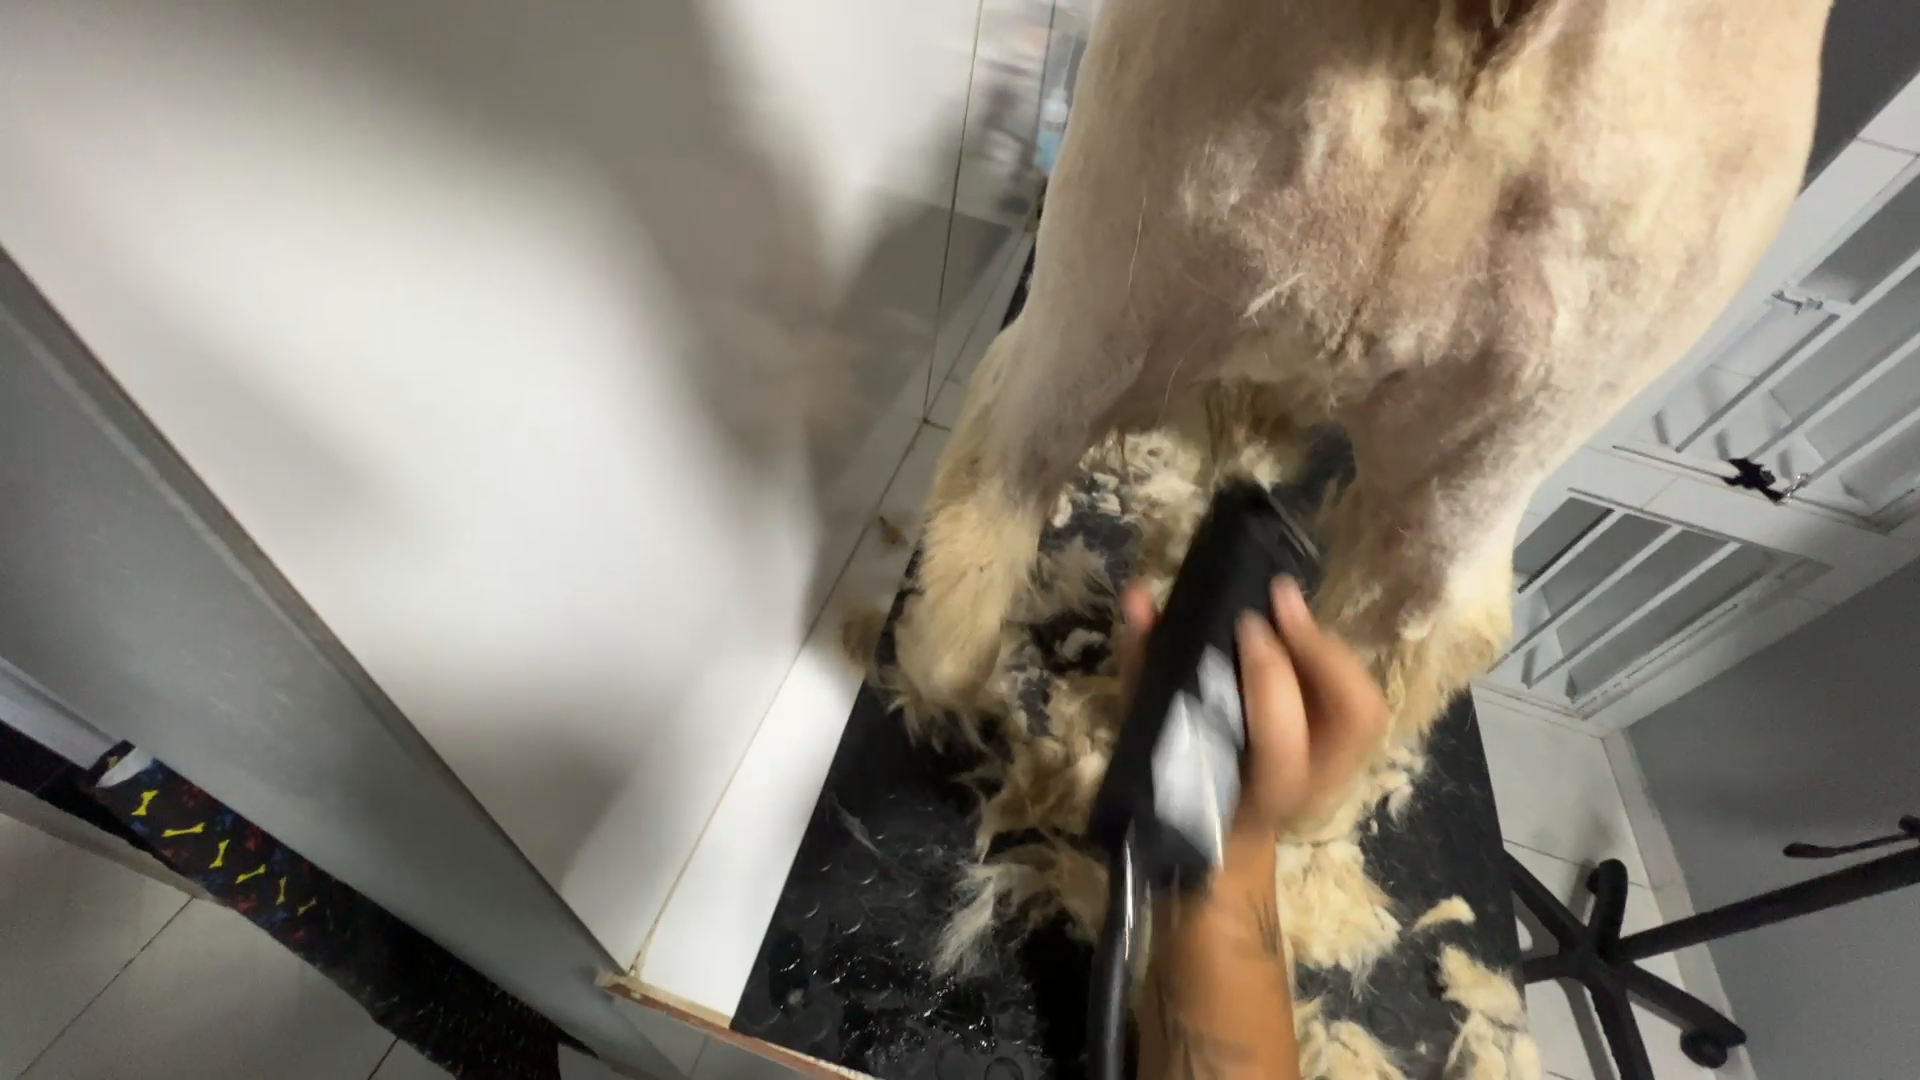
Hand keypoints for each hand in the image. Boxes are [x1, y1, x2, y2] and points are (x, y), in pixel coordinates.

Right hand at [1117, 576, 1389, 836]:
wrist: (1225, 825)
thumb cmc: (1182, 774)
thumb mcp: (1152, 727)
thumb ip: (1143, 663)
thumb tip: (1136, 596)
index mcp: (1258, 791)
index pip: (1282, 740)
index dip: (1269, 677)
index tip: (1243, 625)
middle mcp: (1312, 785)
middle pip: (1352, 717)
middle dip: (1319, 650)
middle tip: (1279, 600)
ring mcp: (1341, 769)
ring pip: (1365, 706)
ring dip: (1331, 649)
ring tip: (1289, 609)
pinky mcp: (1350, 750)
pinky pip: (1360, 698)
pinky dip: (1332, 657)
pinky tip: (1297, 629)